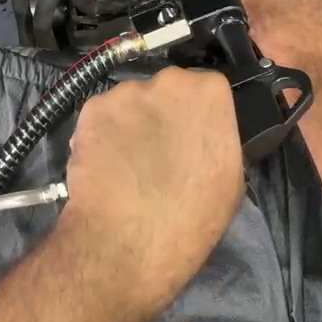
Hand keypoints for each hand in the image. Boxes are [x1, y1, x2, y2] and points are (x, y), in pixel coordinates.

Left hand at [54, 67, 244, 316]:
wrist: (128, 241)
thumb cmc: (193, 217)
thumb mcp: (229, 176)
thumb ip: (217, 139)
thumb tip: (203, 136)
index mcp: (210, 92)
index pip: (206, 89)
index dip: (196, 115)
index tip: (190, 137)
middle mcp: (168, 80)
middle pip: (165, 90)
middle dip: (162, 114)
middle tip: (158, 151)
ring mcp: (125, 93)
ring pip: (130, 103)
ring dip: (130, 124)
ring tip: (127, 164)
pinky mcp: (91, 109)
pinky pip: (101, 118)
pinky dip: (102, 135)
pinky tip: (105, 165)